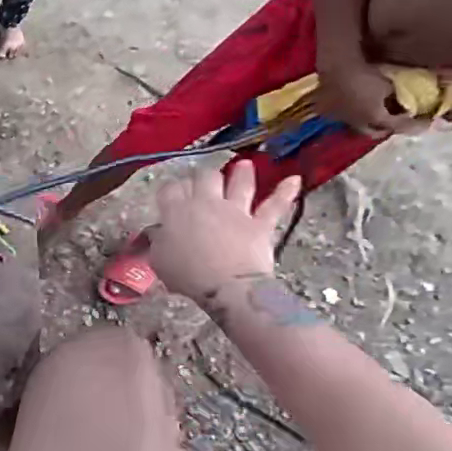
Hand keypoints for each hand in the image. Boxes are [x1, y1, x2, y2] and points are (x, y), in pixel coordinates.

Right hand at [144, 161, 301, 303]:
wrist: (227, 285)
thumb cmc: (187, 274)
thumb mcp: (159, 260)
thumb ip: (157, 241)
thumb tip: (157, 232)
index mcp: (177, 211)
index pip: (170, 190)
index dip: (169, 190)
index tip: (168, 195)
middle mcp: (207, 203)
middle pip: (204, 178)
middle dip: (201, 176)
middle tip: (200, 178)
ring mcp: (236, 211)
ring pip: (240, 184)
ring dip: (241, 173)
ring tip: (243, 165)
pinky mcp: (260, 223)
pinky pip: (275, 205)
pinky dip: (285, 192)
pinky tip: (294, 180)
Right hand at [312, 59, 419, 137]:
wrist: (338, 71)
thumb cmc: (366, 77)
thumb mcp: (388, 86)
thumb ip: (393, 98)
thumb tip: (397, 103)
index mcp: (374, 117)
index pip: (396, 126)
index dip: (410, 125)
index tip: (422, 122)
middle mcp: (358, 123)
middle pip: (374, 133)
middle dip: (386, 130)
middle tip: (395, 123)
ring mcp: (342, 120)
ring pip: (359, 128)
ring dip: (369, 125)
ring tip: (375, 117)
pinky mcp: (331, 114)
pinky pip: (346, 120)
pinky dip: (355, 118)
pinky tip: (356, 110)